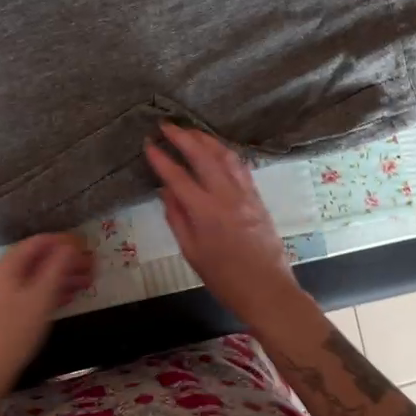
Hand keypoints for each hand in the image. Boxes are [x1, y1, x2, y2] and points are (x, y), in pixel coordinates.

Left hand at [0, 234, 93, 399]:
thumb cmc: (14, 333)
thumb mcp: (41, 298)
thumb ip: (57, 268)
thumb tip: (71, 246)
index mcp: (8, 266)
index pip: (40, 242)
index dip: (65, 242)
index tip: (88, 247)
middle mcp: (2, 275)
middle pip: (39, 259)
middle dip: (67, 260)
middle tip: (92, 266)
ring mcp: (2, 295)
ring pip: (37, 277)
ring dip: (62, 276)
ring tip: (88, 282)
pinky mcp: (4, 313)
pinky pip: (32, 293)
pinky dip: (51, 292)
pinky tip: (68, 298)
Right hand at [145, 122, 305, 329]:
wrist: (267, 290)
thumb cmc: (224, 278)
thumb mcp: (191, 252)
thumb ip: (177, 218)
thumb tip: (166, 191)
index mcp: (205, 212)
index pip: (177, 177)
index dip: (161, 159)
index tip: (148, 144)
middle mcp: (226, 196)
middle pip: (202, 155)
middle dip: (182, 137)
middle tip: (166, 125)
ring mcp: (245, 193)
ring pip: (224, 154)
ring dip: (205, 138)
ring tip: (189, 130)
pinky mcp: (257, 196)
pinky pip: (239, 165)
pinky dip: (225, 151)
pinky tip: (216, 148)